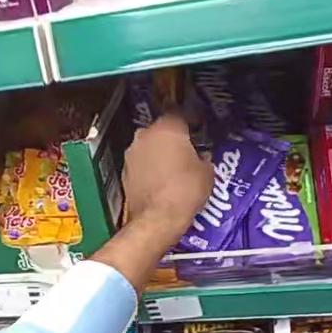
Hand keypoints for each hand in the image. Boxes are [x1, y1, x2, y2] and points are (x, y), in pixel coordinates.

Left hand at [121, 113, 212, 242]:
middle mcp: (145, 135)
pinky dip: (150, 168)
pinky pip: (141, 164)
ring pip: (149, 146)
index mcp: (168, 128)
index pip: (180, 113)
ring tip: (174, 167)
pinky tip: (161, 181)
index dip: (190, 120)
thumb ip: (204, 157)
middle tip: (186, 150)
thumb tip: (202, 157)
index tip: (197, 127)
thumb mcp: (207, 173)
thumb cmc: (185, 191)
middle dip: (173, 138)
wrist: (157, 219)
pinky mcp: (124, 171)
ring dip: (159, 153)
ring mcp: (132, 153)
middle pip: (161, 129)